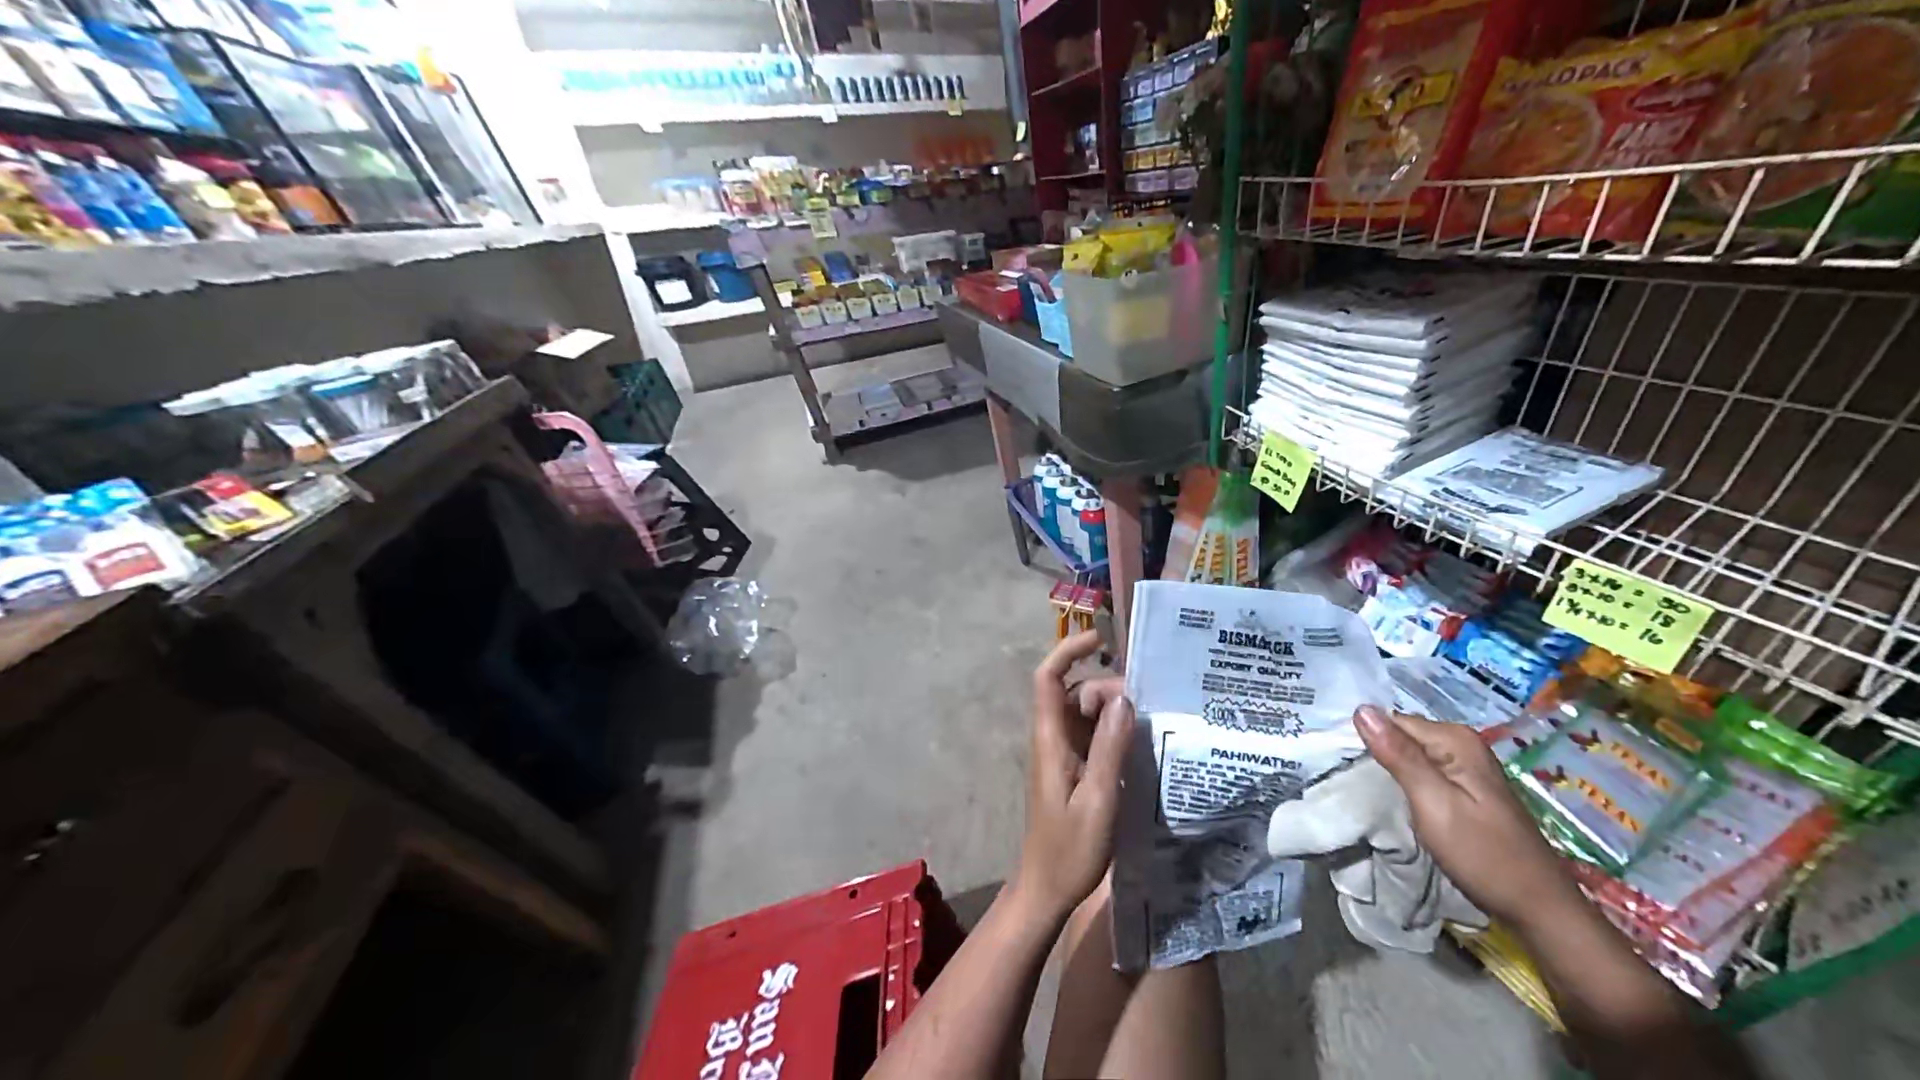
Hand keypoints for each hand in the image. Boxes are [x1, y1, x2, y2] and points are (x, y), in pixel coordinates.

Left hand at [1012, 630, 1132, 921]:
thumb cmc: (1069, 850)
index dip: (1068, 651)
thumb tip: (1125, 699)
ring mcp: (1062, 753)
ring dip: (1114, 711)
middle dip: (1108, 689)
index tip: (1100, 639)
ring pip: (1086, 712)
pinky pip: (1092, 735)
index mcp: (1050, 740)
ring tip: (1151, 725)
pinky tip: (1142, 743)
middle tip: (1146, 710)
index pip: (1049, 679)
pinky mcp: (1073, 768)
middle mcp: (1052, 738)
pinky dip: (1113, 731)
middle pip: (1075, 692)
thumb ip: (1110, 749)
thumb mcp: (1098, 800)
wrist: (1046, 888)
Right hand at [1353, 705, 1583, 932]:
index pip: (1389, 722)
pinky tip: (1392, 798)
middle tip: (1350, 780)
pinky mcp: (1464, 788)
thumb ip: (1399, 755)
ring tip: (1365, 789)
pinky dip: (1403, 782)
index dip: (1365, 742)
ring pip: (1407, 755)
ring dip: (1387, 769)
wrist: (1538, 907)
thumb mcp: (1434, 803)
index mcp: (1455, 740)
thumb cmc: (1484, 855)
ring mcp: (1465, 767)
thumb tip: (1361, 709)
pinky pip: (1420, 771)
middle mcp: (1462, 744)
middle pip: (1399, 736)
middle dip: (1375, 754)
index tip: (1341, 765)